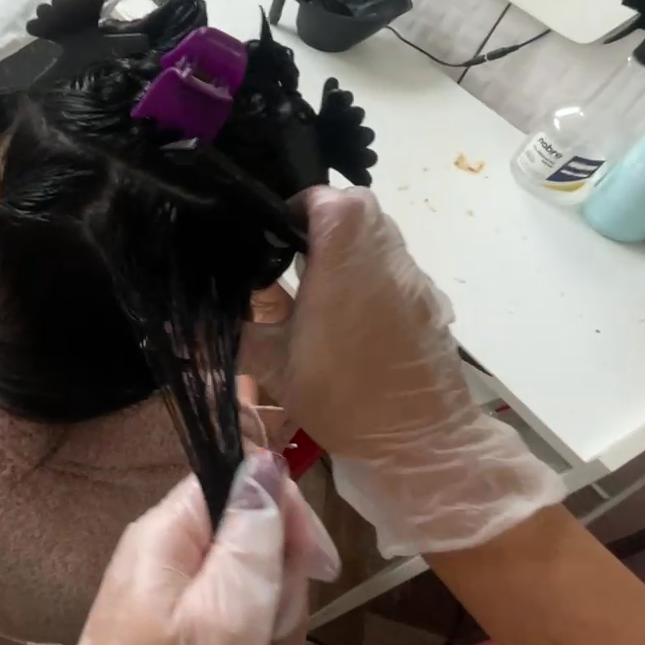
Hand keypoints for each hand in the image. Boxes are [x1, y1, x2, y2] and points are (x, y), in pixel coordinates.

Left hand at [0, 455, 337, 644]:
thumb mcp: (228, 610)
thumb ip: (251, 531)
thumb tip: (265, 461)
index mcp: (169, 528)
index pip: (234, 477)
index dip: (283, 510)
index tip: (314, 561)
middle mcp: (167, 546)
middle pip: (249, 528)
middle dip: (279, 576)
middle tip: (270, 625)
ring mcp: (170, 586)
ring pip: (250, 574)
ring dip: (269, 616)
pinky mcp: (178, 620)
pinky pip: (233, 609)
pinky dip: (251, 638)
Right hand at [242, 187, 564, 556]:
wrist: (419, 443)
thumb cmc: (342, 401)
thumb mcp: (273, 367)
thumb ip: (244, 325)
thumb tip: (215, 303)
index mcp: (345, 271)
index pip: (334, 202)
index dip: (303, 203)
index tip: (278, 228)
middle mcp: (386, 265)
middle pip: (361, 208)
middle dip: (325, 218)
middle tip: (294, 248)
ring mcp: (414, 281)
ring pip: (382, 233)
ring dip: (349, 242)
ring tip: (319, 276)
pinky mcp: (429, 301)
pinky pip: (396, 264)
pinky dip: (370, 268)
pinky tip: (350, 308)